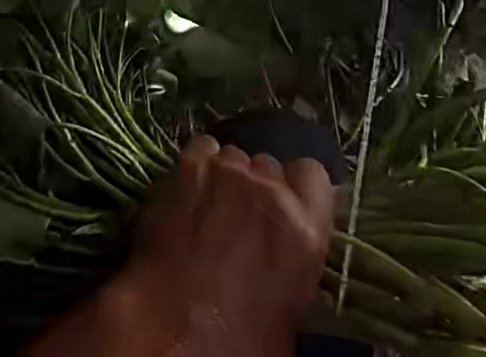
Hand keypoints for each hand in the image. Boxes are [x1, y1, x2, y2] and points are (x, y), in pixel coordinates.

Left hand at [26, 135, 332, 356]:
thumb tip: (288, 252)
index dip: (298, 188)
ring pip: (234, 156)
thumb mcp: (292, 309)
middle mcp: (269, 188)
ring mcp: (227, 171)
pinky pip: (204, 148)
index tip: (286, 206)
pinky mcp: (189, 165)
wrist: (171, 332)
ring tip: (210, 205)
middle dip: (258, 186)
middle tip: (241, 217)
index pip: (314, 175)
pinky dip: (199, 165)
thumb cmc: (237, 340)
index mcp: (304, 228)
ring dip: (226, 177)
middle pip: (269, 165)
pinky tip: (190, 189)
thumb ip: (295, 259)